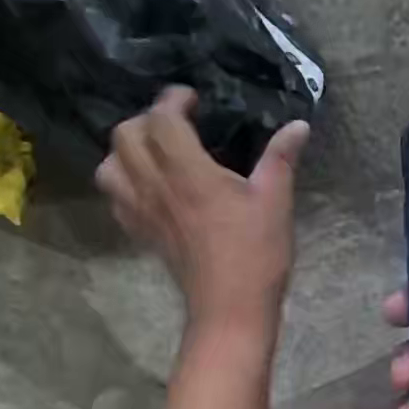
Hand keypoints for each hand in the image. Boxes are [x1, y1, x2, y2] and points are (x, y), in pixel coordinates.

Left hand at [97, 87, 310, 334]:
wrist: (230, 309)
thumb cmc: (256, 253)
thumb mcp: (275, 200)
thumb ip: (281, 157)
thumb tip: (298, 125)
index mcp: (187, 171)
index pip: (161, 119)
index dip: (173, 100)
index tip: (192, 99)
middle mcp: (155, 186)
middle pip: (125, 136)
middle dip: (146, 119)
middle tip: (176, 124)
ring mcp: (142, 212)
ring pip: (109, 165)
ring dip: (127, 150)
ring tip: (155, 153)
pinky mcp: (142, 234)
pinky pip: (115, 197)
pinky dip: (124, 181)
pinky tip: (151, 187)